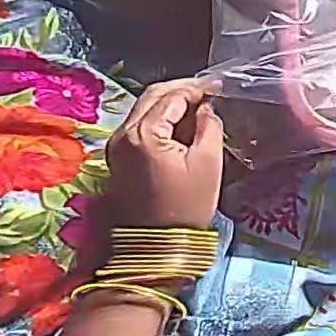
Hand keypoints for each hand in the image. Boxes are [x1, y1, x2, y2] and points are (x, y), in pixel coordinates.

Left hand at [107, 79, 224, 227]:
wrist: (157, 247)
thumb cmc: (186, 206)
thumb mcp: (208, 164)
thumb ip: (209, 127)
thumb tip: (206, 108)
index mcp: (144, 133)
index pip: (172, 97)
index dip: (197, 88)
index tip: (219, 87)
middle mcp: (123, 134)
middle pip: (152, 96)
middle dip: (181, 89)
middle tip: (208, 90)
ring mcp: (117, 146)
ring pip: (144, 109)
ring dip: (170, 102)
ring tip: (197, 104)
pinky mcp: (119, 158)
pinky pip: (140, 125)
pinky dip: (160, 118)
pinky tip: (181, 123)